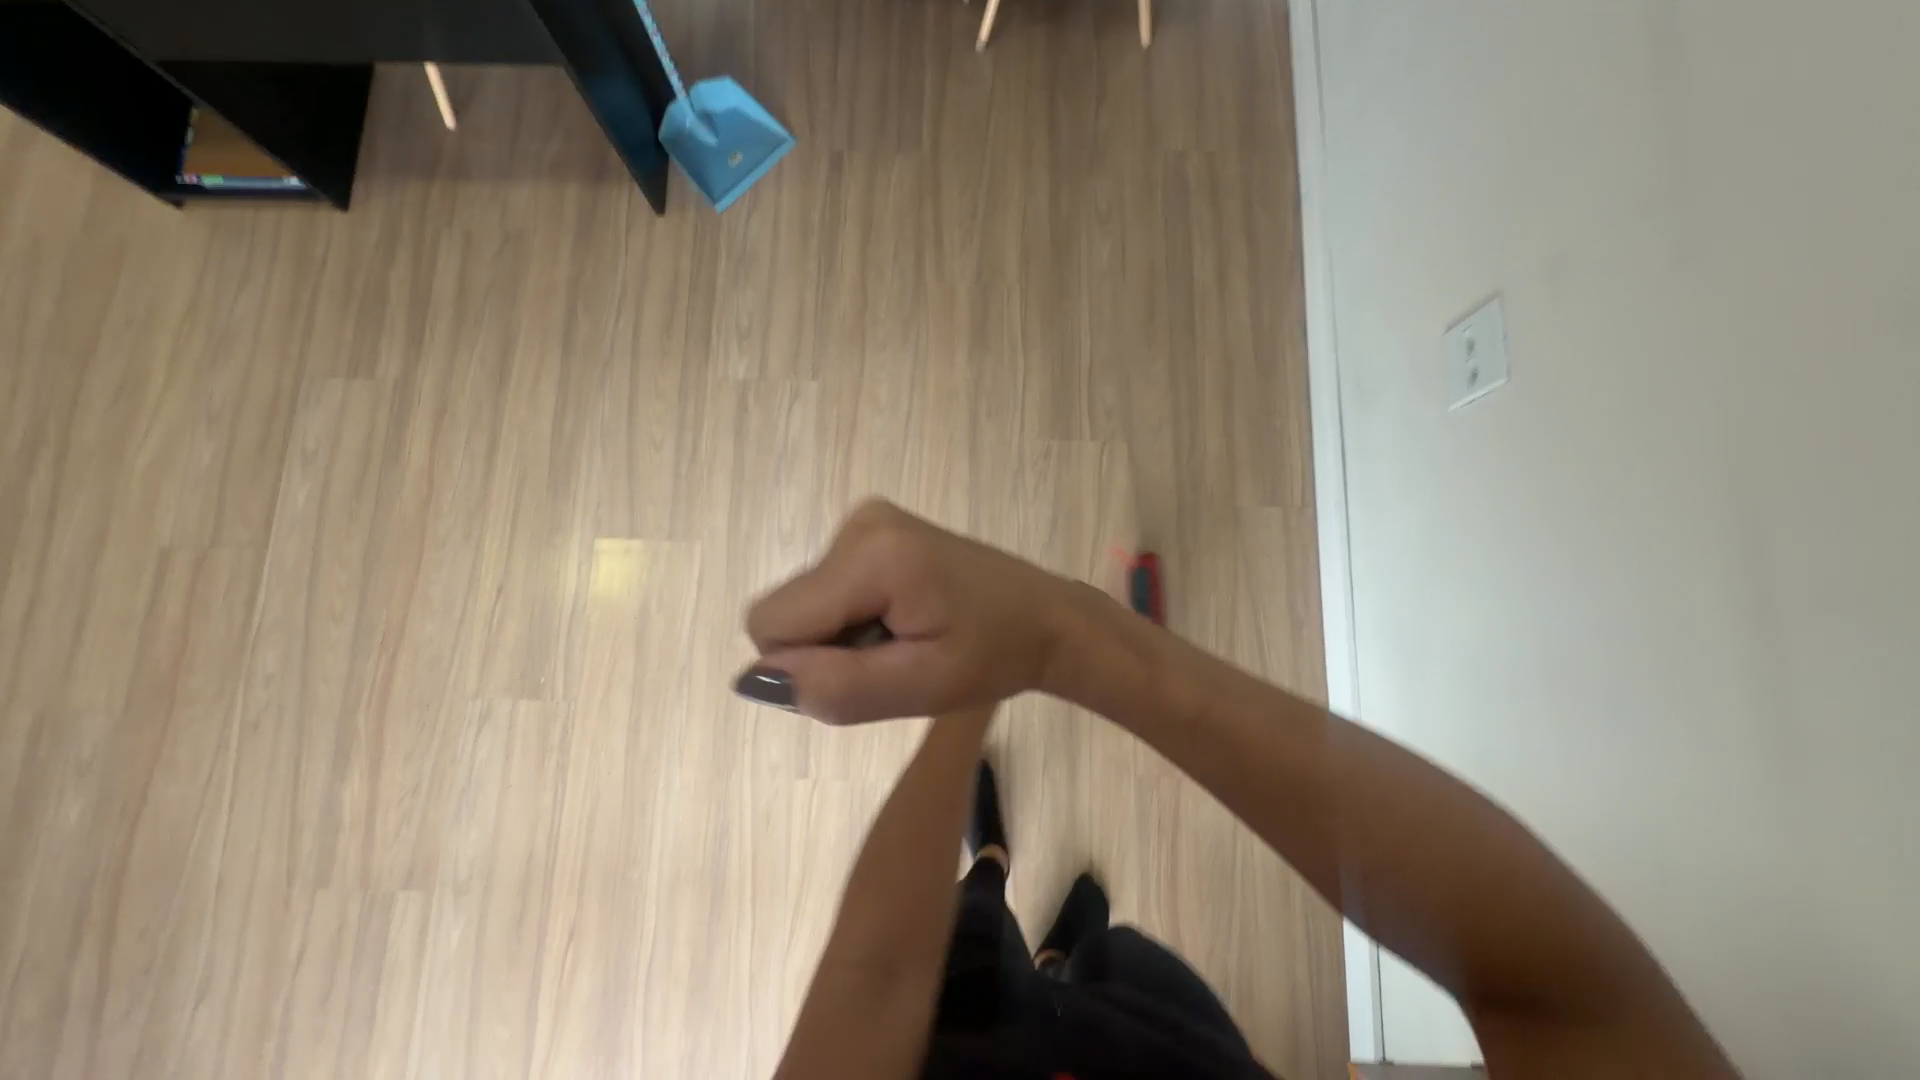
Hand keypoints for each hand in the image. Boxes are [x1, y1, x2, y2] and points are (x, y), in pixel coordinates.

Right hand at [737, 500, 1089, 723]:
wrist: (1044, 618)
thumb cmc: (993, 656)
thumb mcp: (920, 688)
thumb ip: (835, 686)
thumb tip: (752, 679)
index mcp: (871, 555)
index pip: (771, 624)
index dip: (809, 666)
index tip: (871, 671)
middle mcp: (859, 523)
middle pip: (785, 611)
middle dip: (826, 650)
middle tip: (895, 657)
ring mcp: (865, 518)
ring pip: (804, 604)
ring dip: (842, 636)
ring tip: (907, 636)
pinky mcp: (871, 527)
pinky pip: (826, 590)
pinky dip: (854, 616)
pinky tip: (905, 618)